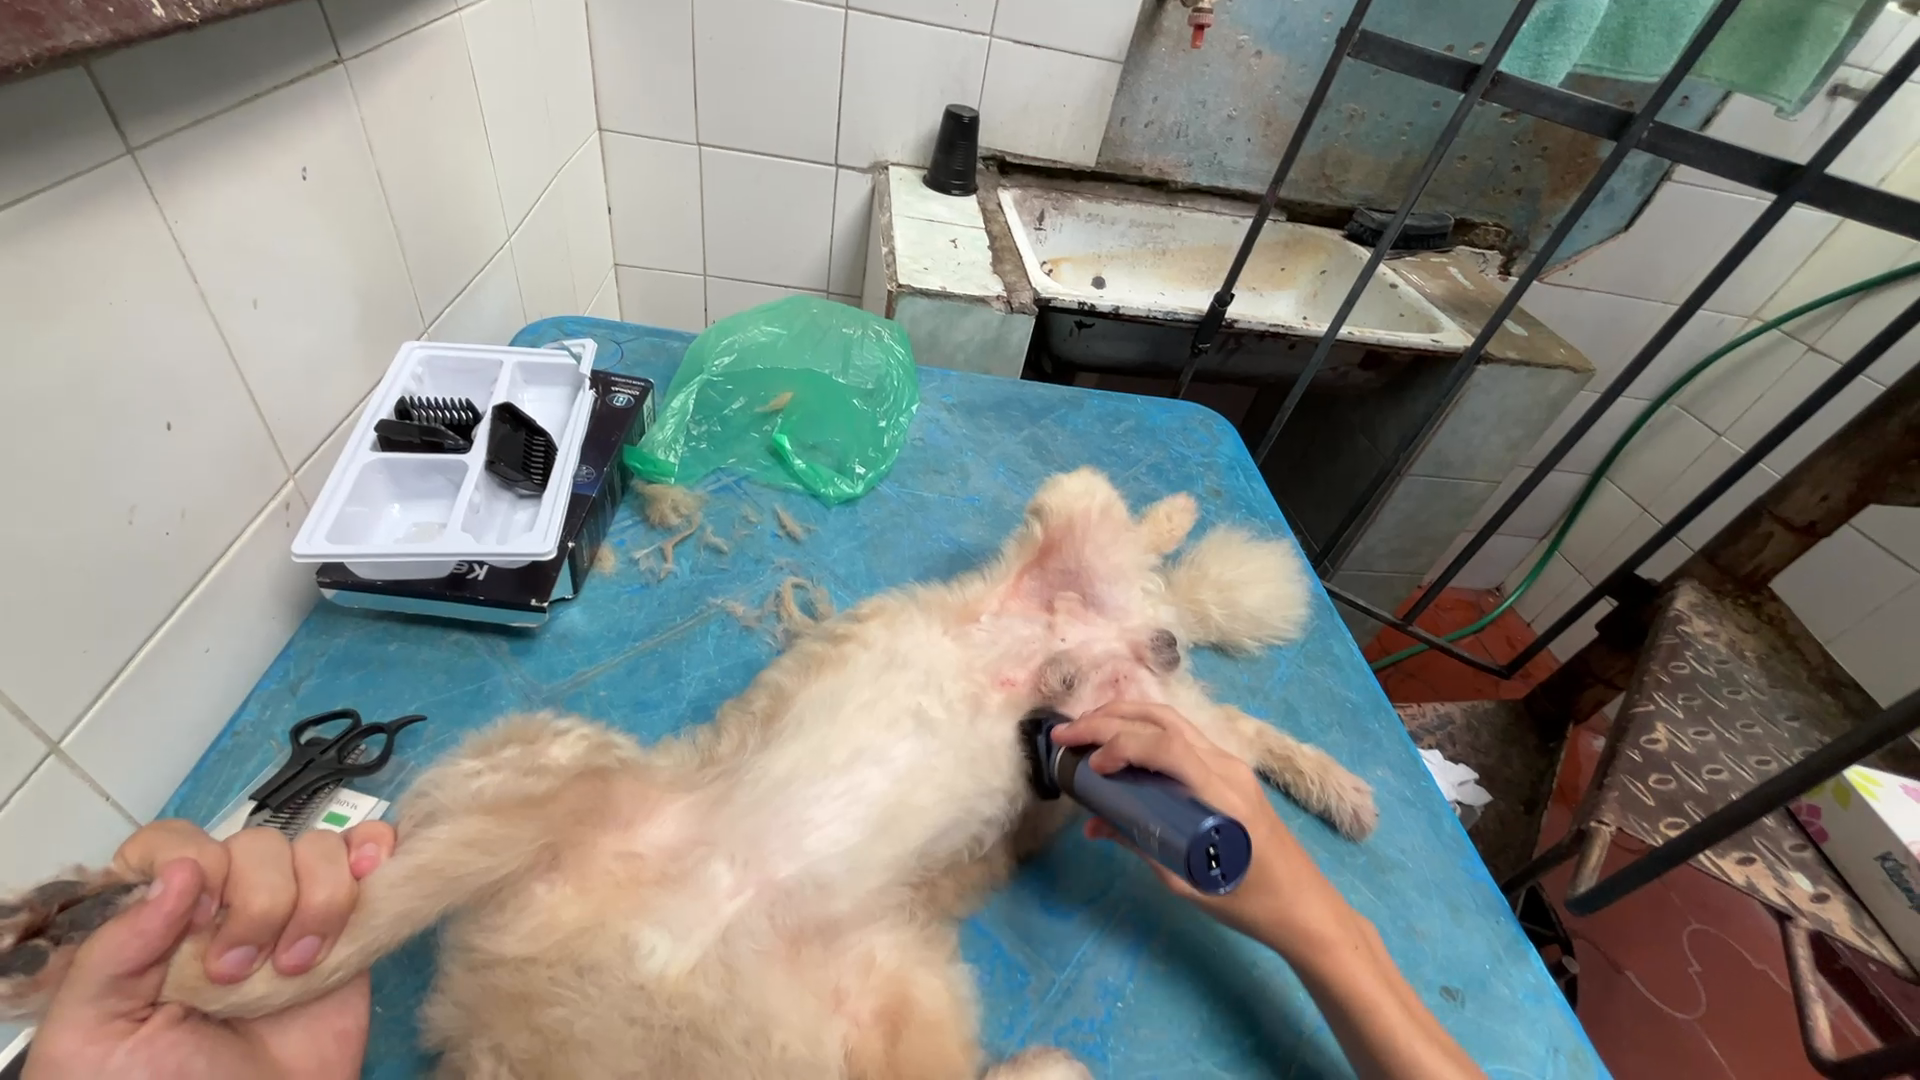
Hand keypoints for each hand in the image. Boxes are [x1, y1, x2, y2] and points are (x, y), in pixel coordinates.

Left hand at [24, 820, 395, 1079]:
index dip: (193, 864)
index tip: (199, 922)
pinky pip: (376, 844)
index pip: (172, 844)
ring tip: (301, 964)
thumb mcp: (95, 1043)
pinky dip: (380, 849)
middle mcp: (229, 902)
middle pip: (256, 843)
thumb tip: (180, 871)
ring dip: (320, 898)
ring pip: (321, 845)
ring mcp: (300, 901)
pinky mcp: (360, 906)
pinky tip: (372, 877)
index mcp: (159, 923)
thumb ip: (110, 960)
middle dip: (260, 902)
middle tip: (242, 969)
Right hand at [1051, 701, 1357, 960]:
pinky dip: (1141, 729)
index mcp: (1222, 794)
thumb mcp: (1188, 882)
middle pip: (1162, 721)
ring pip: (1170, 719)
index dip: (1122, 746)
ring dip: (1123, 716)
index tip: (1090, 766)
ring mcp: (1229, 763)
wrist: (1305, 907)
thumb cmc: (1251, 904)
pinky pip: (1179, 735)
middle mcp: (1226, 767)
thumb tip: (1094, 825)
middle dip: (1108, 720)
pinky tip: (1118, 738)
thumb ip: (1140, 846)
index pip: (1166, 748)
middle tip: (1066, 733)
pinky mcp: (1227, 768)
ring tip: (1084, 727)